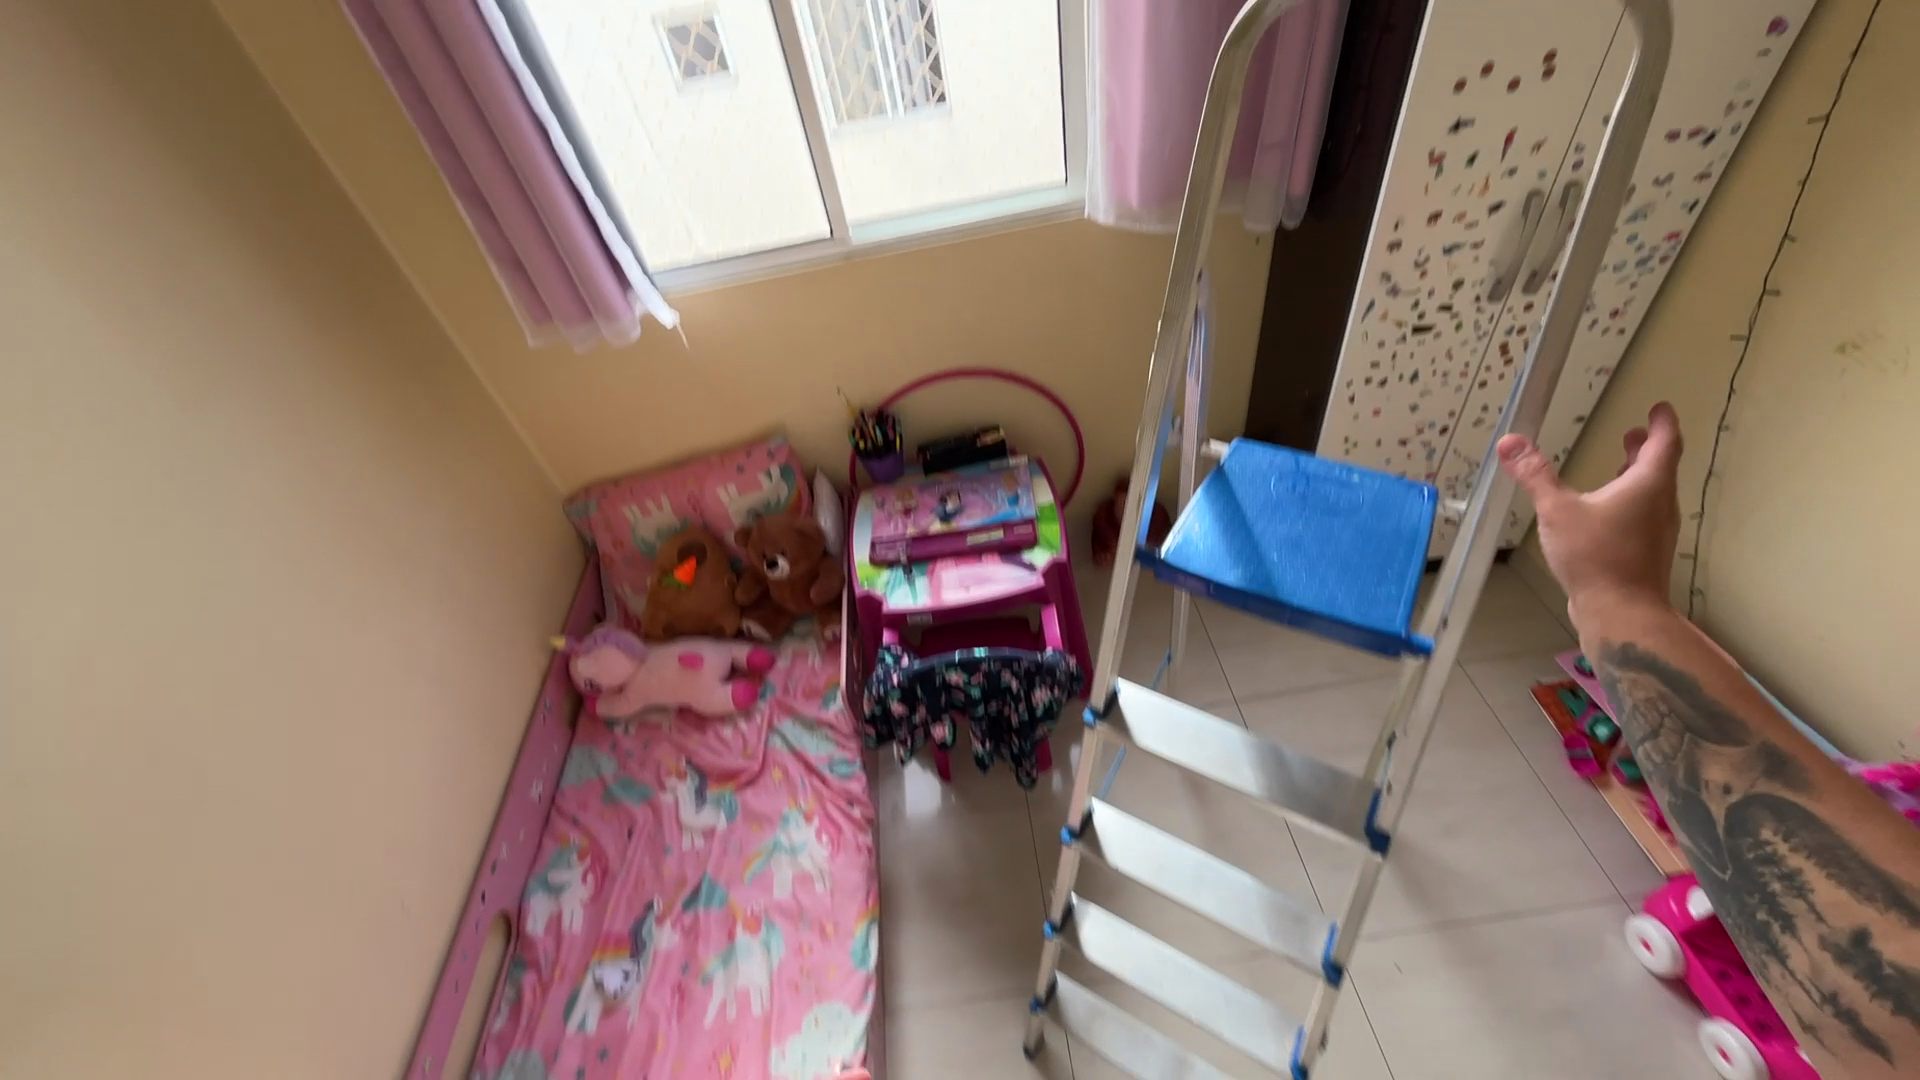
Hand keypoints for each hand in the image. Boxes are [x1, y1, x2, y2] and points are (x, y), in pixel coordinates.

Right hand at [1496, 402, 1683, 628]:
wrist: (1620, 609)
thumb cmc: (1595, 553)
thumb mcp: (1557, 510)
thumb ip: (1535, 475)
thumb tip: (1510, 441)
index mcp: (1647, 485)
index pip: (1664, 443)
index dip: (1662, 423)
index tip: (1660, 407)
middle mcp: (1659, 503)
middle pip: (1659, 467)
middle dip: (1646, 448)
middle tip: (1634, 432)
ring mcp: (1655, 529)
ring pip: (1650, 491)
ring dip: (1636, 474)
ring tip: (1618, 465)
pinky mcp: (1644, 550)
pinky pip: (1640, 513)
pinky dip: (1627, 499)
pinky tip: (1603, 510)